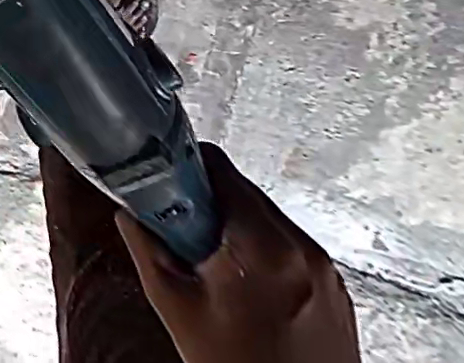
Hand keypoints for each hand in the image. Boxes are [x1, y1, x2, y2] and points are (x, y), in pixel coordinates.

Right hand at [117, 144, 360, 362]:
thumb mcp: (170, 299)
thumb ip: (143, 242)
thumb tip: (127, 208)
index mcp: (264, 245)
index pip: (219, 166)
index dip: (184, 165)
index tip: (163, 183)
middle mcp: (304, 250)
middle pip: (242, 188)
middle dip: (204, 198)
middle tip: (177, 224)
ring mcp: (326, 272)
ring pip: (263, 215)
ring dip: (230, 221)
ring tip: (206, 258)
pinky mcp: (336, 291)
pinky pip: (286, 244)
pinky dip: (257, 246)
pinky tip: (236, 278)